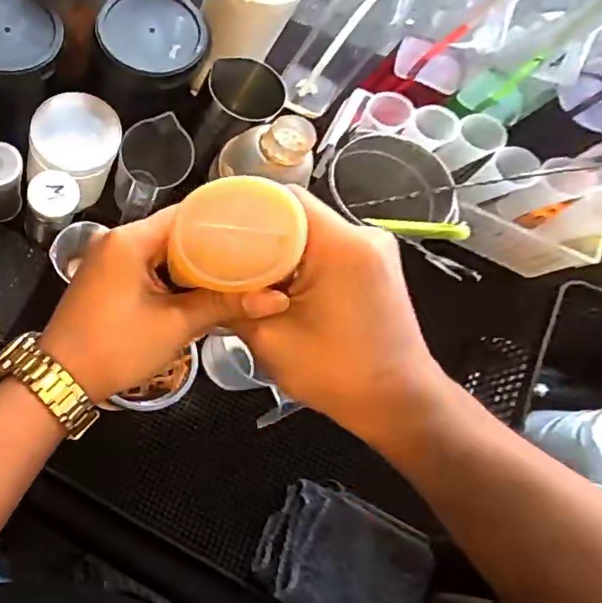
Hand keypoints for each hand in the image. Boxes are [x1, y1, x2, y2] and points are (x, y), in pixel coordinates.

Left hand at [39, 208, 288, 400]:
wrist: (63, 378)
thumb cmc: (114, 348)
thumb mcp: (175, 325)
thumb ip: (225, 306)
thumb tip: (274, 298)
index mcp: (129, 240)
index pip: (187, 214)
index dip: (225, 221)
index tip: (257, 232)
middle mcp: (115, 242)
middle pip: (174, 232)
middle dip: (212, 246)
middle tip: (253, 257)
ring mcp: (107, 262)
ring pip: (161, 252)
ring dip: (192, 265)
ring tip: (234, 274)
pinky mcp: (104, 281)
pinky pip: (146, 268)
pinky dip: (171, 277)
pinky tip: (198, 291)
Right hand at [231, 187, 455, 446]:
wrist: (397, 402)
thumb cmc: (337, 375)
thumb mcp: (269, 340)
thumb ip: (232, 305)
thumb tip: (204, 285)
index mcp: (340, 246)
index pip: (283, 200)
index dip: (242, 210)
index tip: (209, 228)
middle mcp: (362, 236)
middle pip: (295, 215)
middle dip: (253, 235)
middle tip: (214, 256)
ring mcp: (371, 250)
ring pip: (307, 233)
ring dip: (274, 252)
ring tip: (237, 274)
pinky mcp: (370, 266)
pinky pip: (323, 250)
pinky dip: (295, 263)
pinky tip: (271, 286)